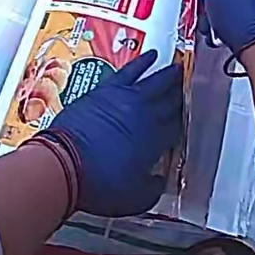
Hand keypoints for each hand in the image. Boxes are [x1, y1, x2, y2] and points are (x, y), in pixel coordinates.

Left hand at [34, 51, 183, 216]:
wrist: (63, 163)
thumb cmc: (98, 184)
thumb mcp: (135, 198)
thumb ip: (153, 188)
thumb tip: (159, 180)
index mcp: (156, 141)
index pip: (177, 127)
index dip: (183, 123)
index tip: (188, 118)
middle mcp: (147, 115)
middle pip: (170, 101)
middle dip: (181, 94)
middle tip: (191, 87)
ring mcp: (127, 99)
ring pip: (155, 81)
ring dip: (169, 75)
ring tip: (180, 68)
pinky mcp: (108, 89)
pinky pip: (131, 70)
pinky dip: (143, 62)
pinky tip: (151, 56)